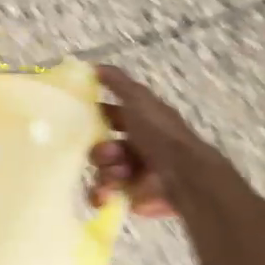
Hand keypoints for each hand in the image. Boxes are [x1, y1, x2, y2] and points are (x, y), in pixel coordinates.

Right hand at [88, 64, 212, 218]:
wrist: (184, 175)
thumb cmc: (161, 133)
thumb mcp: (139, 99)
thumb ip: (117, 82)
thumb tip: (94, 66)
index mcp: (138, 123)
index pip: (108, 117)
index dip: (93, 118)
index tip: (79, 120)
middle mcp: (135, 148)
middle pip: (100, 147)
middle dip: (100, 151)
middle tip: (111, 154)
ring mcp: (133, 175)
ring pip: (100, 171)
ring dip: (105, 172)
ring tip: (120, 175)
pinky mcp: (131, 199)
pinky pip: (103, 195)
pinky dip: (100, 195)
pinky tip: (105, 194)